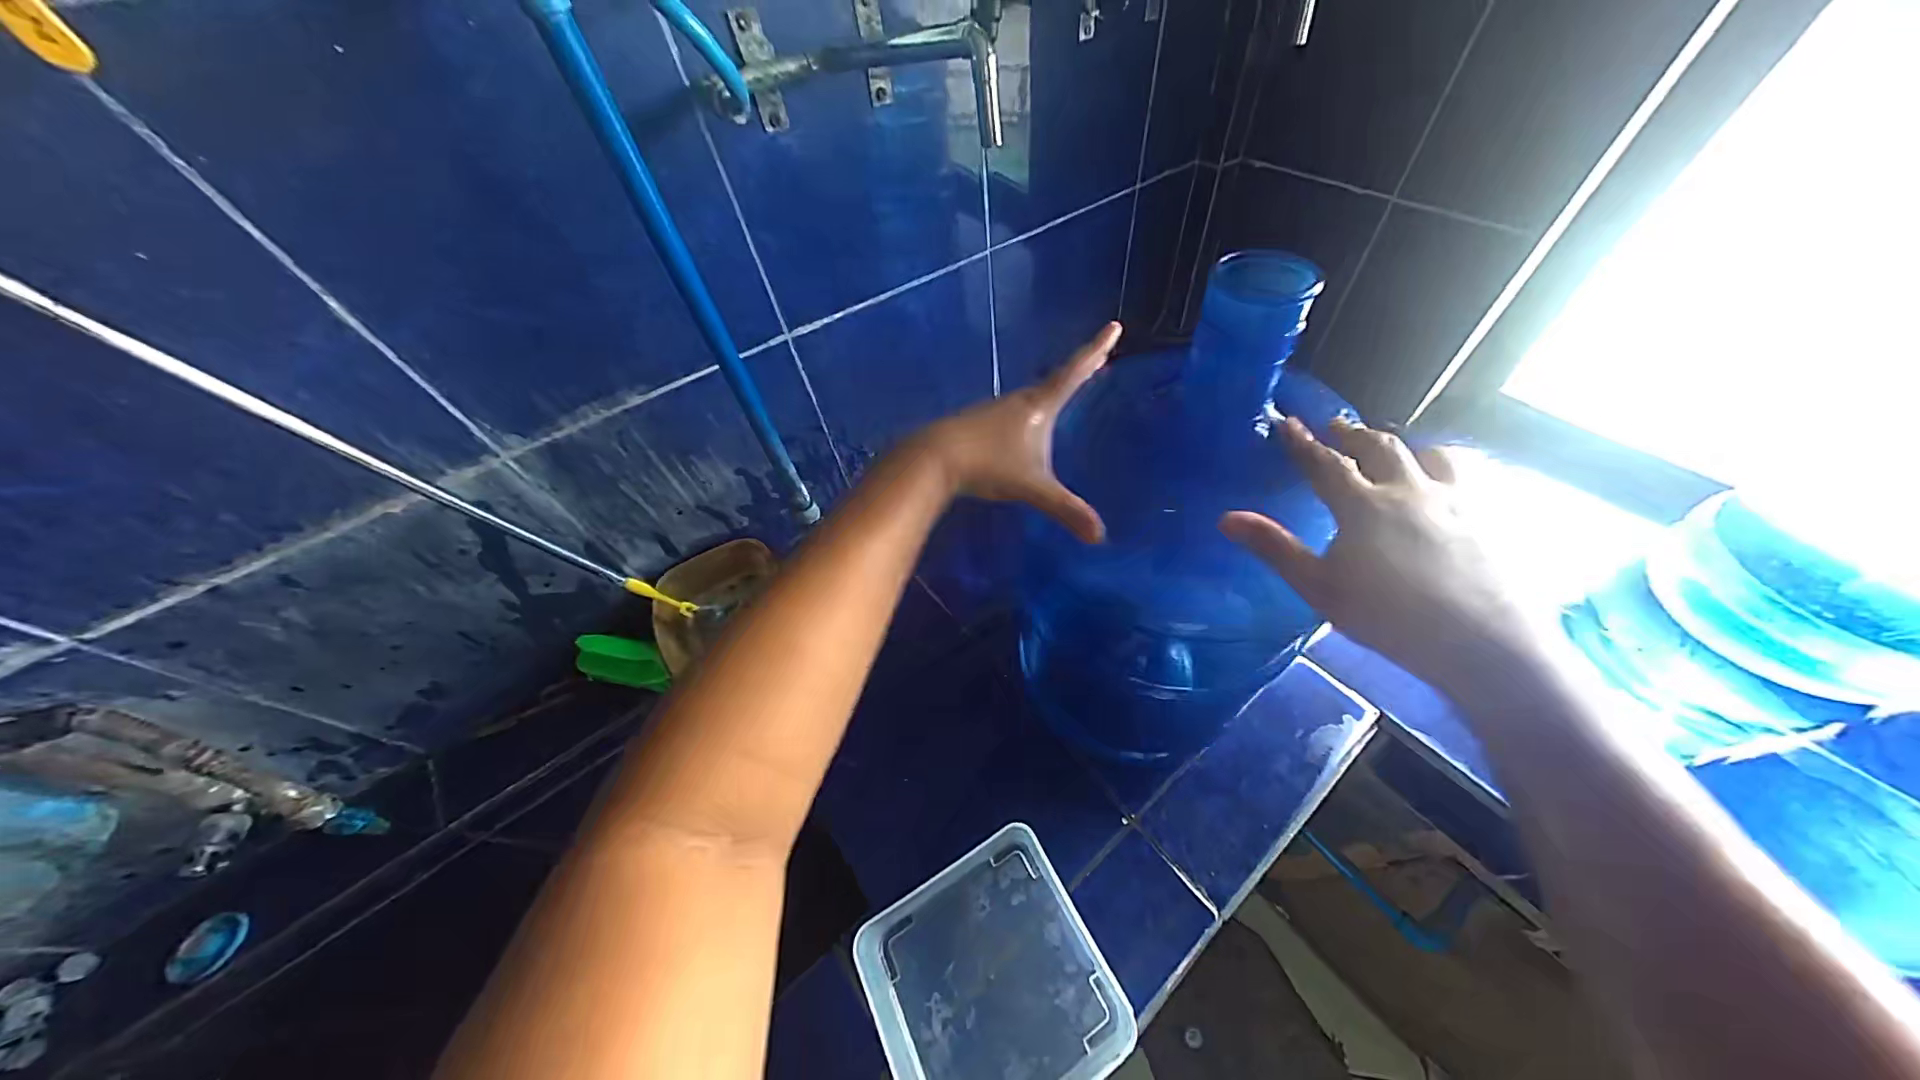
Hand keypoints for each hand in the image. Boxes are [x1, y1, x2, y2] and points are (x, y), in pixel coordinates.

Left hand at [911, 321, 1120, 544]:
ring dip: (1051, 391)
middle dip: (1079, 370)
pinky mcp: (979, 425)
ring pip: (1031, 397)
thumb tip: (1099, 537)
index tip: (1113, 327)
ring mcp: (995, 411)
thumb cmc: (988, 465)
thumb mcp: (1032, 488)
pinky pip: (1012, 414)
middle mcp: (1019, 401)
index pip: (1074, 372)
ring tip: (1063, 392)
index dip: (1095, 350)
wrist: (933, 459)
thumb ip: (1066, 509)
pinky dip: (1028, 413)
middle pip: (1055, 380)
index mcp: (1039, 406)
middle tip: (1098, 358)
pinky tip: (1023, 429)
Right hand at [1218, 417, 1538, 693]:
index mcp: (1362, 505)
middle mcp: (1409, 490)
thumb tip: (1226, 518)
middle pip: (1379, 447)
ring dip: (1406, 446)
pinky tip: (1448, 484)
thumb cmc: (1388, 617)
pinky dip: (1448, 468)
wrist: (1483, 642)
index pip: (1324, 464)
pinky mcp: (1489, 518)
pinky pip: (1468, 477)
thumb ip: (1275, 548)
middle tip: (1337, 426)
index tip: (1288, 422)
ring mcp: (1455, 501)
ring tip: (1398, 450)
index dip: (1302, 443)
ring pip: (1430, 454)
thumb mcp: (1319, 587)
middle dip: (1352, 433)